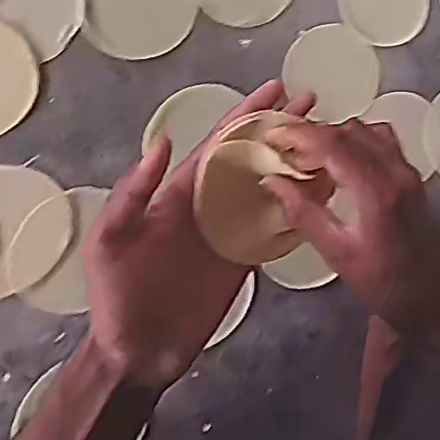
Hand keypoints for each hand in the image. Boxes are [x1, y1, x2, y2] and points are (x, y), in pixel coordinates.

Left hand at [84, 80, 313, 388]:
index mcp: (181, 189)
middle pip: (253, 154)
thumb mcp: (111, 240)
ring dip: (296, 159)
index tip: (276, 89)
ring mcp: (232, 227)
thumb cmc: (119, 294)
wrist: (137, 350)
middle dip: (281, 126)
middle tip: (312, 102)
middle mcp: (212, 200)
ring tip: (327, 140)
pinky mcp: (246, 254)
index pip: (221, 141)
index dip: (248, 112)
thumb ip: (134, 192)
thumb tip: (161, 141)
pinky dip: (300, 203)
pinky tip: (323, 190)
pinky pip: (278, 222)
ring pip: (270, 183)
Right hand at [263, 120, 439, 336]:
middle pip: (350, 131)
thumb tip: (272, 181)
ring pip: (366, 131)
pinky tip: (338, 160)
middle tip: (283, 148)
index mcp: (377, 191)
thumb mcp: (338, 254)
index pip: (334, 144)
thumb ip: (304, 213)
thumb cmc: (385, 283)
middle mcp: (396, 171)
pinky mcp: (411, 174)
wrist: (435, 294)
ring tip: (306, 155)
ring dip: (334, 134)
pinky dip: (355, 139)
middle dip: (312, 133)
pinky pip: (381, 140)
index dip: (299, 134)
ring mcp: (407, 170)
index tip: (272, 135)